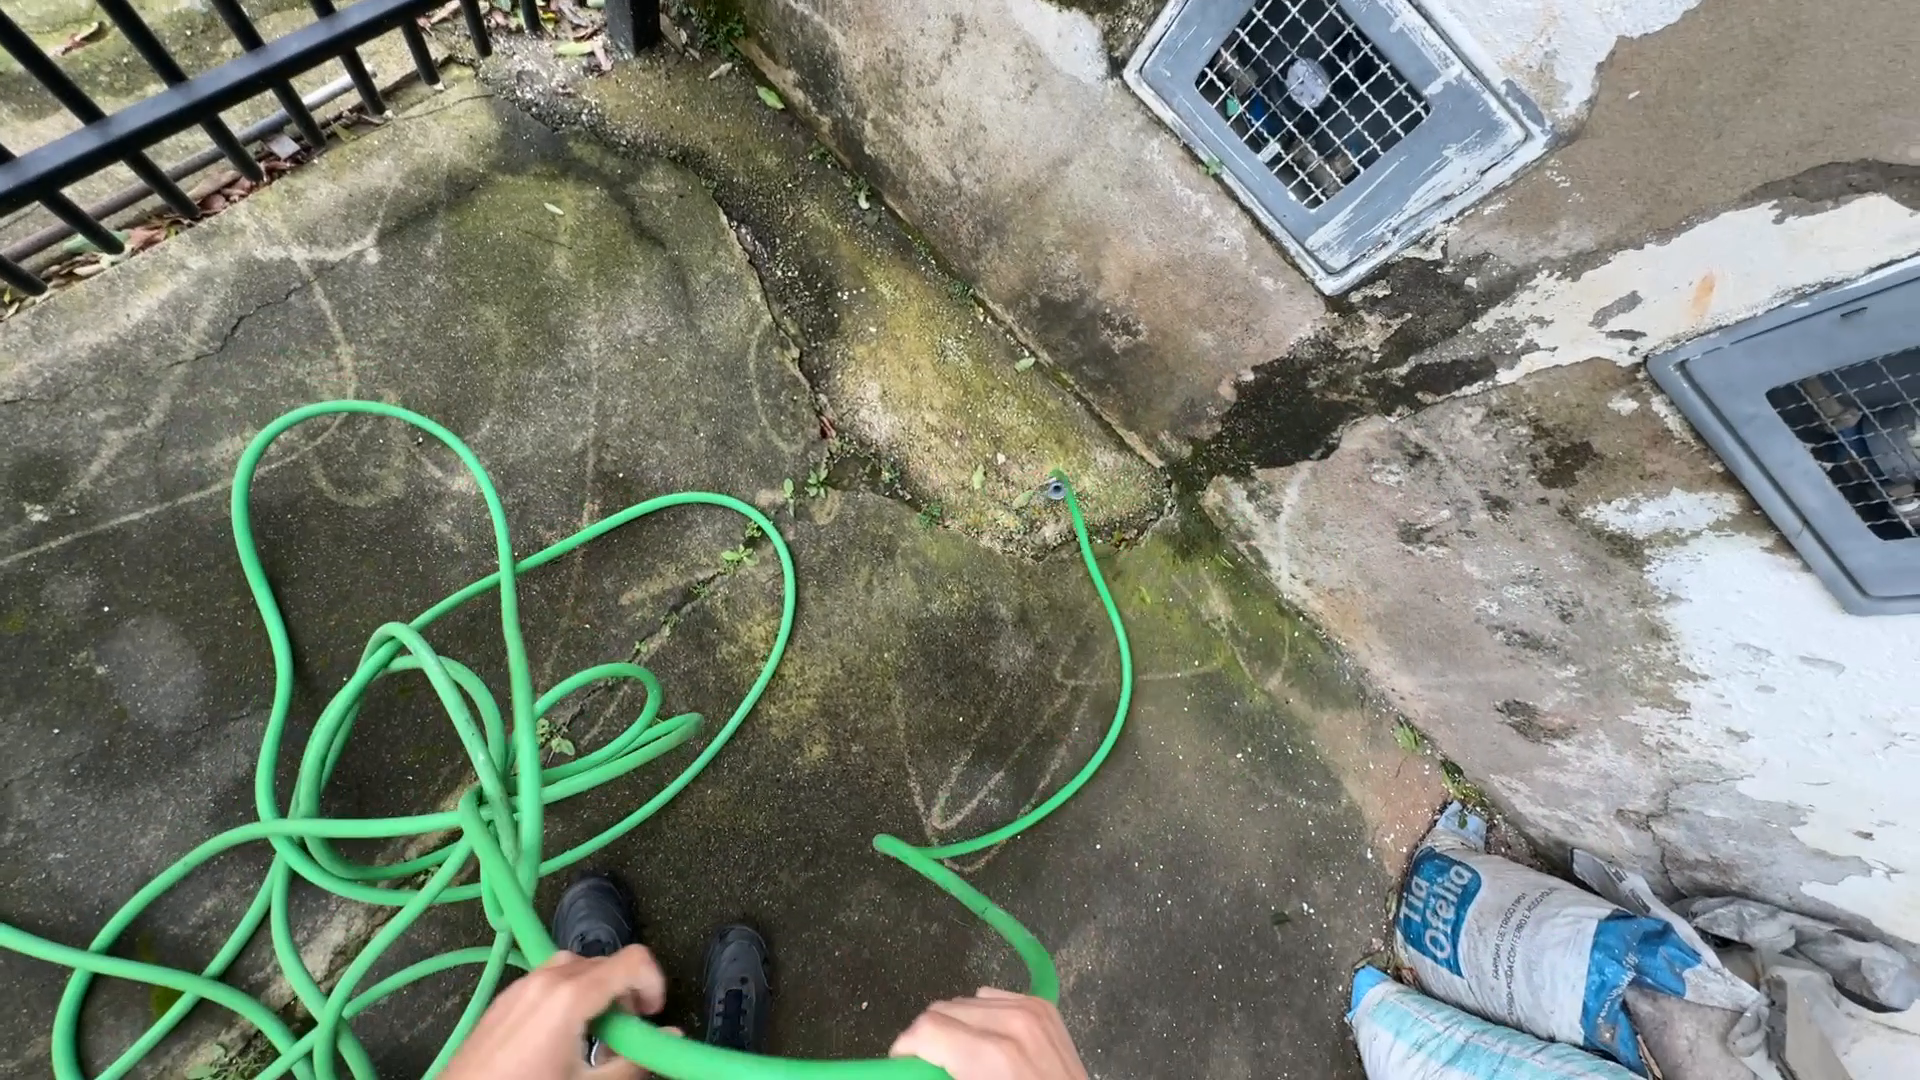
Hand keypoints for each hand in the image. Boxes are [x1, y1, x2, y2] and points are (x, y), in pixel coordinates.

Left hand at [440, 946, 667, 1079]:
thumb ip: (634, 1064)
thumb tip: (673, 1039)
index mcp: (572, 995)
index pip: (635, 960)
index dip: (655, 983)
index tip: (653, 1017)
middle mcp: (550, 977)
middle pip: (609, 964)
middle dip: (626, 995)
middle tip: (623, 1038)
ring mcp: (523, 984)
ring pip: (581, 969)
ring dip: (599, 993)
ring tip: (592, 1037)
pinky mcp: (504, 998)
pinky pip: (551, 980)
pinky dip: (569, 997)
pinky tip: (557, 1040)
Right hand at [890, 987, 1088, 1079]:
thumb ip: (940, 1077)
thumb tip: (909, 1064)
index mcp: (993, 1057)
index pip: (927, 1028)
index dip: (906, 1048)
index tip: (901, 1066)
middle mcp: (1013, 1022)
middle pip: (943, 1009)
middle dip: (929, 1038)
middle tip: (932, 1068)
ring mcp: (1031, 1009)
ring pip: (966, 1000)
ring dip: (956, 1026)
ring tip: (964, 1058)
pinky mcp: (1043, 1005)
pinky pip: (993, 997)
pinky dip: (983, 1017)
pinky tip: (991, 1044)